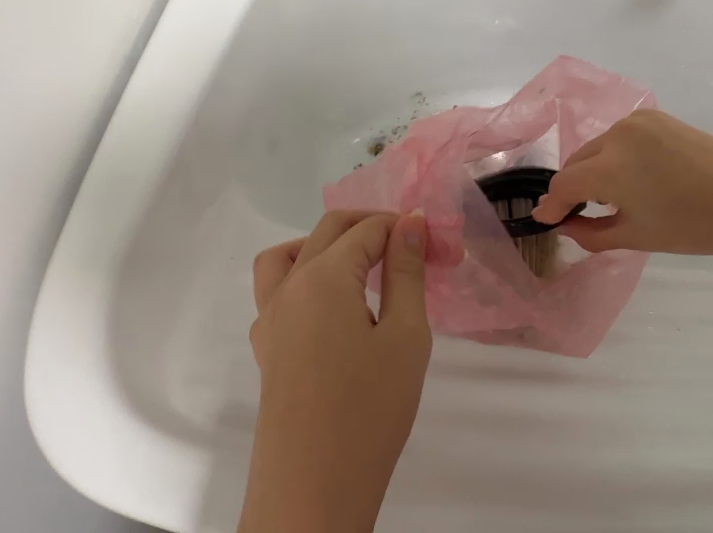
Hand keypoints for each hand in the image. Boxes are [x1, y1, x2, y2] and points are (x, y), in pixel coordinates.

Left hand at [239, 211, 431, 532]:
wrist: (313, 491)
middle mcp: (289, 287)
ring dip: (328, 245)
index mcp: (323, 277)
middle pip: (330, 230)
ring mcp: (270, 319)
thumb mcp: (405, 335)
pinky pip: (278, 290)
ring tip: (365, 266)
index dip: (411, 229)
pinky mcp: (266, 349)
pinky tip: (337, 309)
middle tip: (418, 251)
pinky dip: (305, 277)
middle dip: (378, 228)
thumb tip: (410, 221)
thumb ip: (406, 271)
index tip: (446, 250)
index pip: (370, 229)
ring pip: (290, 254)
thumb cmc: (369, 410)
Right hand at [530, 110, 712, 255]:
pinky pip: (621, 137)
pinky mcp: (654, 116)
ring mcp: (636, 122)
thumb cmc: (691, 226)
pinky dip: (617, 154)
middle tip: (579, 212)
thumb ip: (591, 233)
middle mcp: (616, 136)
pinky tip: (635, 176)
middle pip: (578, 162)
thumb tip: (566, 225)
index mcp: (608, 169)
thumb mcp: (635, 236)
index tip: (547, 219)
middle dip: (574, 186)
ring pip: (599, 147)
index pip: (564, 185)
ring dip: (595, 169)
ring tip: (613, 196)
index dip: (553, 205)